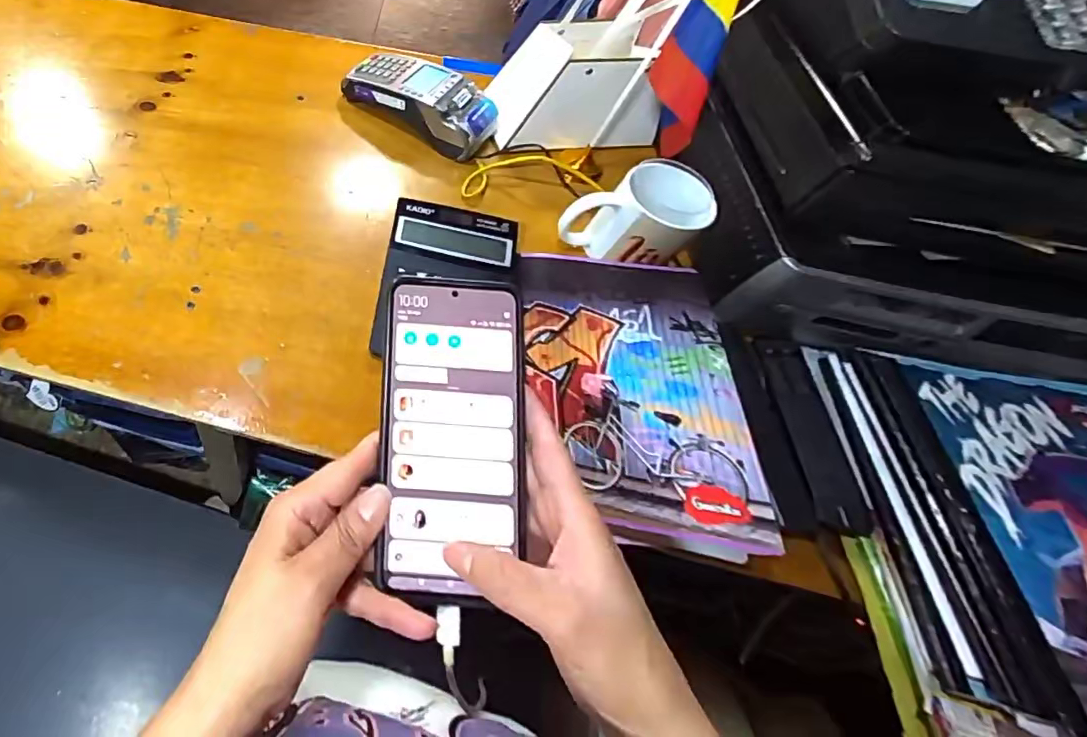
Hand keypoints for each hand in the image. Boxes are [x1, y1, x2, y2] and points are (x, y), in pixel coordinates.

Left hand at [144, 432, 435, 736]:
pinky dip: (382, 602)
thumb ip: (347, 538)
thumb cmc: (258, 634)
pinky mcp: (322, 590)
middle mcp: (305, 529)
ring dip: (393, 567)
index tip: (406, 439)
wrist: (238, 695)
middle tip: (436, 515)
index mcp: (294, 513)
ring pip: (364, 551)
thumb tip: (379, 496)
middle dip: (394, 518)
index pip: (341, 473)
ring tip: (430, 571)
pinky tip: (411, 618)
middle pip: (359, 512)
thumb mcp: (309, 580)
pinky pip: (359, 586)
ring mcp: (315, 561)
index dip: (373, 456)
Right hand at [444, 399, 716, 736]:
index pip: (550, 454)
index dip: (532, 415)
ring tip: (445, 464)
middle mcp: (563, 528)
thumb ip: (506, 578)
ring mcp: (552, 553)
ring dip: (484, 488)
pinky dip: (482, 531)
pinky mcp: (541, 577)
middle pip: (525, 475)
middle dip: (496, 443)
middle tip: (456, 417)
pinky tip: (457, 527)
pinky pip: (506, 541)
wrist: (641, 707)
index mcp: (576, 520)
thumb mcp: (560, 612)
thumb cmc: (619, 652)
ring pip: (512, 508)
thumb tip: (453, 547)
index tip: (508, 382)